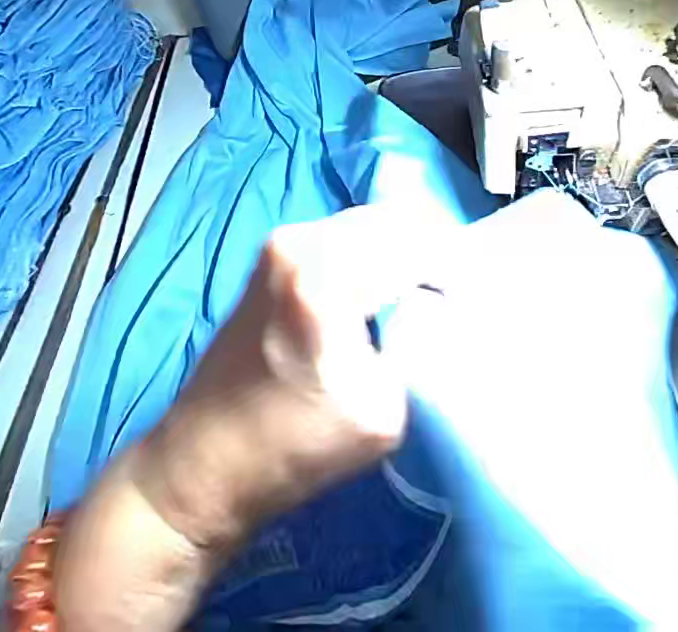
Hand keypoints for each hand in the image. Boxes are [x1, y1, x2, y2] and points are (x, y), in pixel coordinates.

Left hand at [50, 207, 421, 631]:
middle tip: (451, 286)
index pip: (416, 245)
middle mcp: (301, 241)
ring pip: (366, 222)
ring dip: (399, 246)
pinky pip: (340, 233)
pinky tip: (382, 282)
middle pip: (390, 220)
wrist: (205, 456)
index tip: (472, 293)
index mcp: (325, 278)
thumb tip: (432, 303)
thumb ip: (417, 345)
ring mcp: (281, 240)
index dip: (453, 266)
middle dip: (428, 247)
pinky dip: (370, 249)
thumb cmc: (292, 446)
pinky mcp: (272, 251)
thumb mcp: (382, 411)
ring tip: (421, 286)